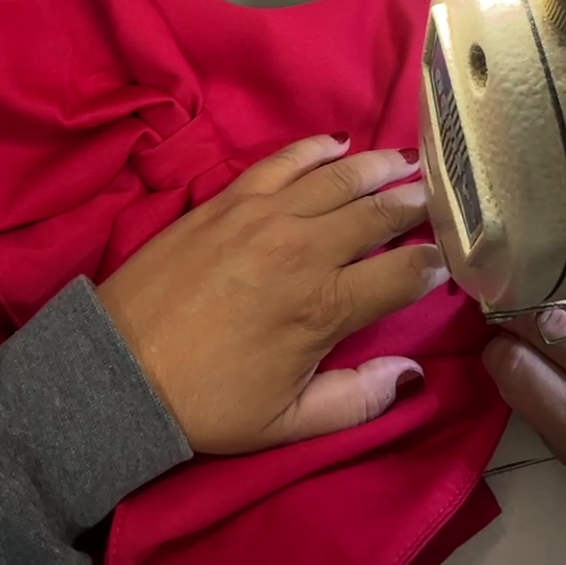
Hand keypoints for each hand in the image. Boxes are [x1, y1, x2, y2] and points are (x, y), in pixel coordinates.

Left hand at [96, 134, 445, 454]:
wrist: (118, 370)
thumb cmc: (206, 401)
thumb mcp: (286, 424)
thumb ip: (357, 400)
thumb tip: (412, 373)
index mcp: (325, 307)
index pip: (403, 274)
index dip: (434, 264)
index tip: (448, 258)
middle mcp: (306, 249)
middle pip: (380, 215)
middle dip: (417, 205)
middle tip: (440, 198)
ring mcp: (267, 215)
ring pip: (341, 178)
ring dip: (382, 167)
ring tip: (409, 161)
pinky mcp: (232, 197)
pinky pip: (286, 160)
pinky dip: (317, 147)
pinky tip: (341, 142)